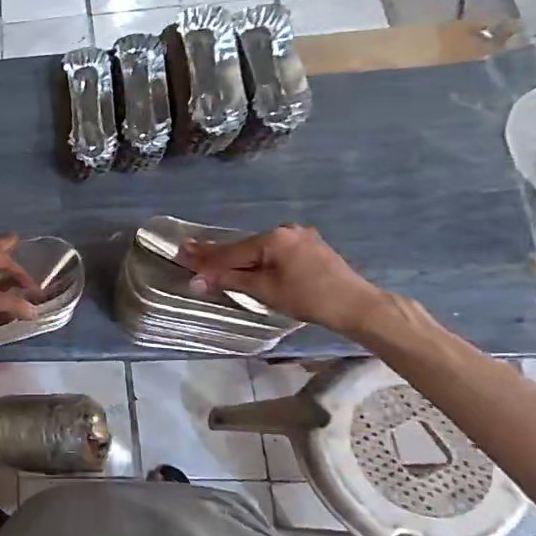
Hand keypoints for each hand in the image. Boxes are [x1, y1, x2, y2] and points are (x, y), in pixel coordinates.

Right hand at [182, 225, 388, 333]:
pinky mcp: (310, 246)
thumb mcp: (264, 290)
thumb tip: (196, 279)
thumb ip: (229, 280)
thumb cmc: (308, 298)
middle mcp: (285, 230)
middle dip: (218, 253)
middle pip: (244, 246)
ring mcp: (300, 236)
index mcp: (273, 237)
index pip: (230, 250)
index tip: (180, 251)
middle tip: (189, 250)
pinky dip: (258, 259)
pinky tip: (248, 263)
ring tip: (213, 260)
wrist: (355, 305)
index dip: (204, 256)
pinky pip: (275, 251)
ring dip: (238, 257)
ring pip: (259, 249)